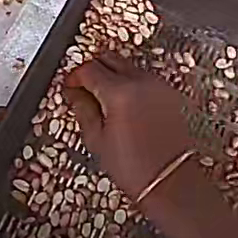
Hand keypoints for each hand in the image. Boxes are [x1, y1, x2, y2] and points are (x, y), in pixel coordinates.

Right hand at [63, 53, 197, 199]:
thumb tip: (73, 92)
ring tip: (102, 99)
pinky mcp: (168, 93)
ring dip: (112, 74)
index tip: (69, 86)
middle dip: (93, 70)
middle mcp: (140, 82)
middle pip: (110, 58)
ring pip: (127, 65)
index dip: (75, 76)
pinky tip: (122, 104)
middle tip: (83, 88)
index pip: (89, 69)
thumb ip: (83, 108)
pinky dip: (129, 82)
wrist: (168, 179)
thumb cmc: (132, 166)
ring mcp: (157, 85)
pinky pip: (143, 77)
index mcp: (119, 92)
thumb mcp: (97, 139)